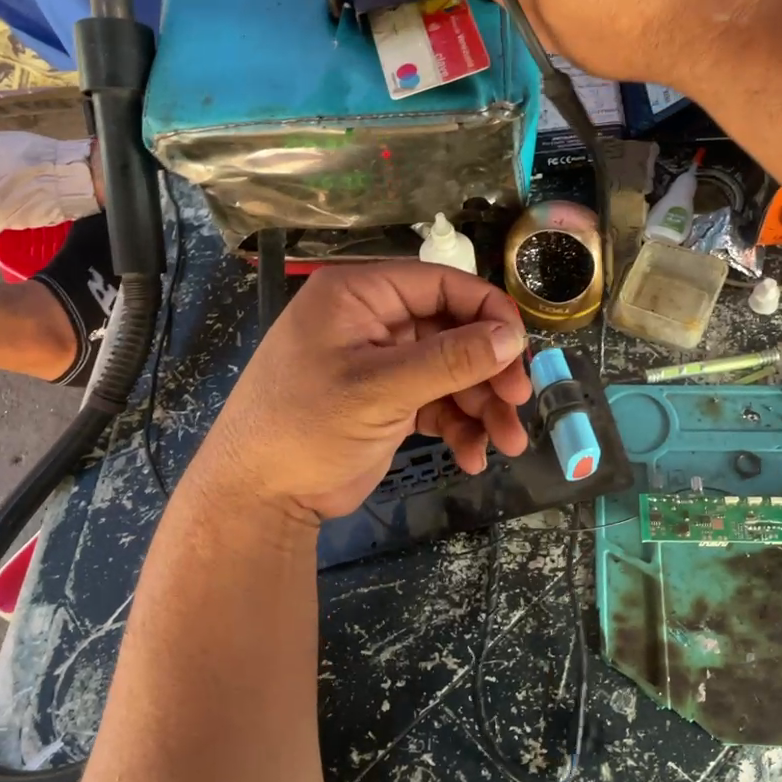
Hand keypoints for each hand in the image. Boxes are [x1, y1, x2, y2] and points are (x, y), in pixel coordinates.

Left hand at [193, 263, 531, 522]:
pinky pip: (438, 403)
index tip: (521, 349)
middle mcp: (375, 321)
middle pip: (454, 332)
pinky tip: (473, 457)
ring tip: (508, 445)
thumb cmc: (306, 427)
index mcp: (360, 294)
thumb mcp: (380, 389)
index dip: (488, 312)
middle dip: (489, 371)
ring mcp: (383, 364)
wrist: (259, 497)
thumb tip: (512, 337)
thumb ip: (450, 360)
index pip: (441, 284)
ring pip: (452, 372)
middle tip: (519, 402)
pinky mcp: (390, 402)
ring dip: (483, 407)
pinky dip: (459, 427)